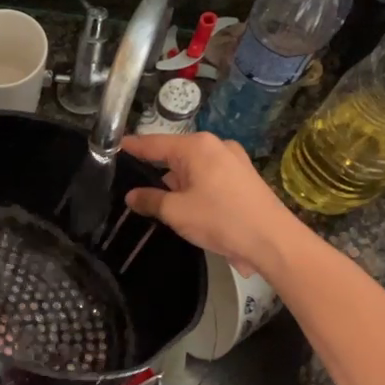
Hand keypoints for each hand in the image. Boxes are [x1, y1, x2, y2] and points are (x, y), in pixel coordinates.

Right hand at [121, 132, 300, 276]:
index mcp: (197, 147)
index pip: (153, 143)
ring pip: (192, 168)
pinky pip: (208, 177)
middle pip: (174, 154)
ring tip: (157, 203)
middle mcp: (216, 146)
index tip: (111, 147)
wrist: (273, 240)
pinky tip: (186, 208)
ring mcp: (233, 161)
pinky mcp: (243, 177)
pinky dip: (193, 188)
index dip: (131, 147)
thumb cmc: (221, 220)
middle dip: (154, 170)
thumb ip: (150, 200)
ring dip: (175, 183)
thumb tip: (132, 196)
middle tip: (130, 185)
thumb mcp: (176, 212)